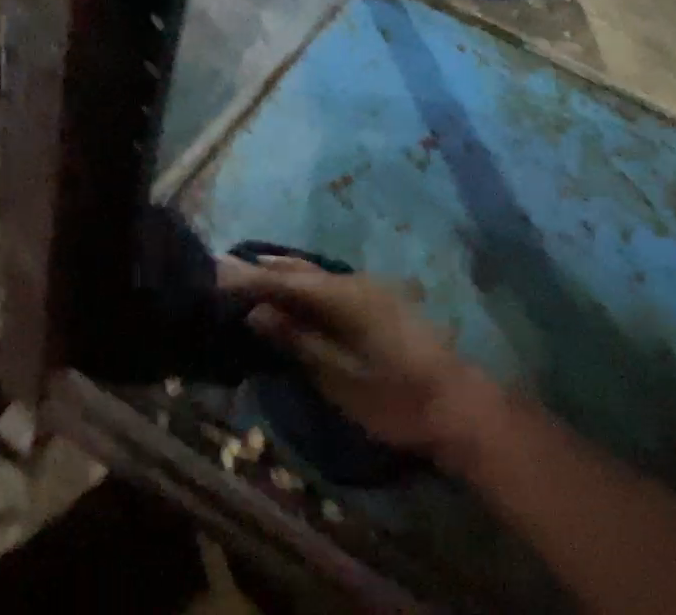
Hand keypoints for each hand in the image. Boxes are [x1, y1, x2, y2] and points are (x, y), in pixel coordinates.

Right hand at [216, 255, 499, 469]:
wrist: (460, 408)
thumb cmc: (397, 400)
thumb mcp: (340, 379)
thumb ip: (298, 340)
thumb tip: (256, 312)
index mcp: (344, 297)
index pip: (286, 281)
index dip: (249, 278)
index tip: (214, 272)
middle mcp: (357, 282)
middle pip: (302, 270)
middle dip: (264, 269)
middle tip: (224, 266)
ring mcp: (373, 290)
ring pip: (318, 275)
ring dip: (285, 274)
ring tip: (251, 273)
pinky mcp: (382, 303)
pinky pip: (332, 284)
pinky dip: (306, 285)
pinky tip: (295, 293)